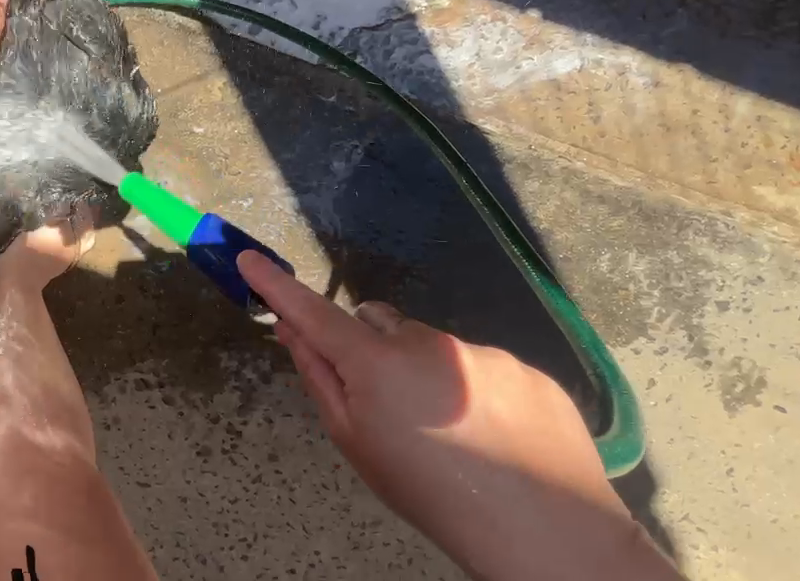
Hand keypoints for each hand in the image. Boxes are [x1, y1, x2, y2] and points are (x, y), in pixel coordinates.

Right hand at [237, 252, 680, 580]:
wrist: (551, 541)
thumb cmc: (430, 493)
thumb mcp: (354, 441)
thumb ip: (319, 376)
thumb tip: (292, 330)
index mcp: (377, 362)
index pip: (312, 312)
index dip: (276, 285)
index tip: (248, 258)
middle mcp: (427, 341)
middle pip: (376, 321)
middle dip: (370, 344)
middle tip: (387, 397)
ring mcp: (483, 351)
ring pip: (431, 343)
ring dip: (426, 367)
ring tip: (453, 426)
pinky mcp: (529, 369)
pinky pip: (481, 362)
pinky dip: (474, 385)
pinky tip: (492, 430)